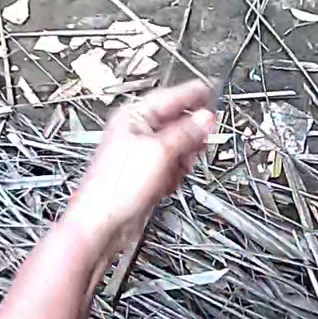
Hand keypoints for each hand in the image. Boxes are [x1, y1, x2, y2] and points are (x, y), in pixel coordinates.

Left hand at [64, 81, 214, 241]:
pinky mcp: (146, 174)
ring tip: (178, 169)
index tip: (214, 94)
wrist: (103, 223)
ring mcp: (142, 154)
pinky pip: (172, 167)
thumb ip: (186, 132)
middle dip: (190, 137)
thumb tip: (205, 118)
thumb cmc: (115, 188)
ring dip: (183, 159)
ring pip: (178, 147)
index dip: (194, 97)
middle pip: (178, 124)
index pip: (171, 97)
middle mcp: (136, 132)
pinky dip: (174, 174)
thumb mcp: (159, 152)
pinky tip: (167, 183)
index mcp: (133, 116)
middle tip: (200, 144)